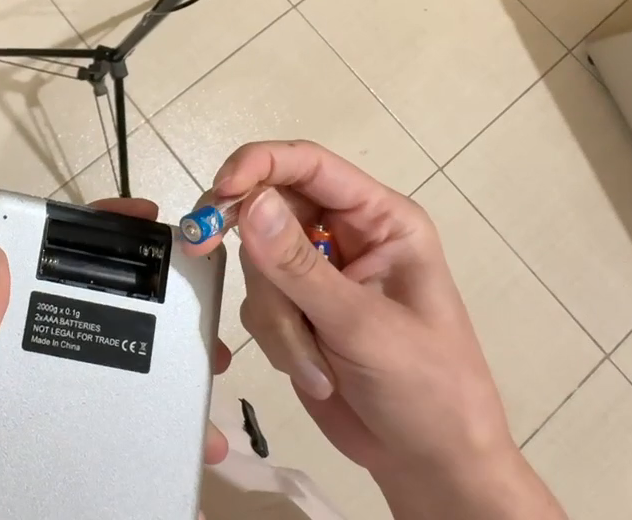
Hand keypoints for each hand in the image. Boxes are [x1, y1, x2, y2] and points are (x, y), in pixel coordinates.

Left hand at [0, 198, 231, 519]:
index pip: (45, 265)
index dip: (95, 240)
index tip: (147, 227)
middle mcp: (18, 357)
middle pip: (93, 320)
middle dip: (153, 320)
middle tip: (202, 338)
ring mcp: (31, 407)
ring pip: (106, 381)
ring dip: (157, 387)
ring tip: (201, 410)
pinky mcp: (39, 454)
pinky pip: (95, 439)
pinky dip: (135, 442)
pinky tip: (169, 457)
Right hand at [186, 142, 564, 519]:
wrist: (431, 467)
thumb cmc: (429, 391)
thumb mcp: (364, 326)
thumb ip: (300, 267)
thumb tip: (248, 203)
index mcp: (378, 219)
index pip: (307, 164)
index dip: (258, 165)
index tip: (220, 192)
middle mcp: (342, 233)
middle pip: (267, 206)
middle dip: (246, 241)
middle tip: (200, 247)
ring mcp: (315, 271)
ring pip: (255, 259)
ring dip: (275, 314)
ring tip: (316, 362)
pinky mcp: (293, 306)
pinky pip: (255, 299)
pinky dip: (275, 337)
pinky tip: (313, 368)